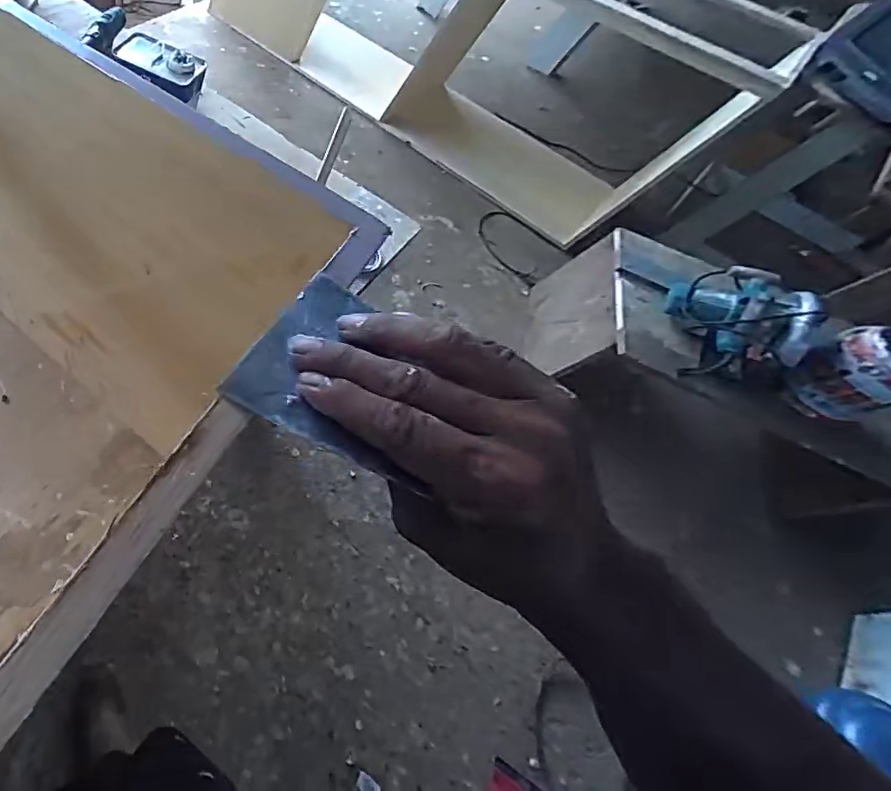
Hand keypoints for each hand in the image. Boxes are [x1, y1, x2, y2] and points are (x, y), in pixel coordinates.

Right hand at [287, 313, 627, 622]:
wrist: (587, 565)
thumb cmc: (494, 558)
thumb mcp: (423, 524)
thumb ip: (386, 464)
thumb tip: (337, 411)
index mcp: (490, 480)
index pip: (401, 425)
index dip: (346, 399)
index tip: (303, 380)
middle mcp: (521, 436)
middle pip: (416, 382)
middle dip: (349, 362)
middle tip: (303, 347)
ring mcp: (543, 406)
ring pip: (451, 350)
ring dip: (388, 333)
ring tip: (343, 326)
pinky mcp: (552, 389)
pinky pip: (480, 349)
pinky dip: (429, 334)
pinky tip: (391, 327)